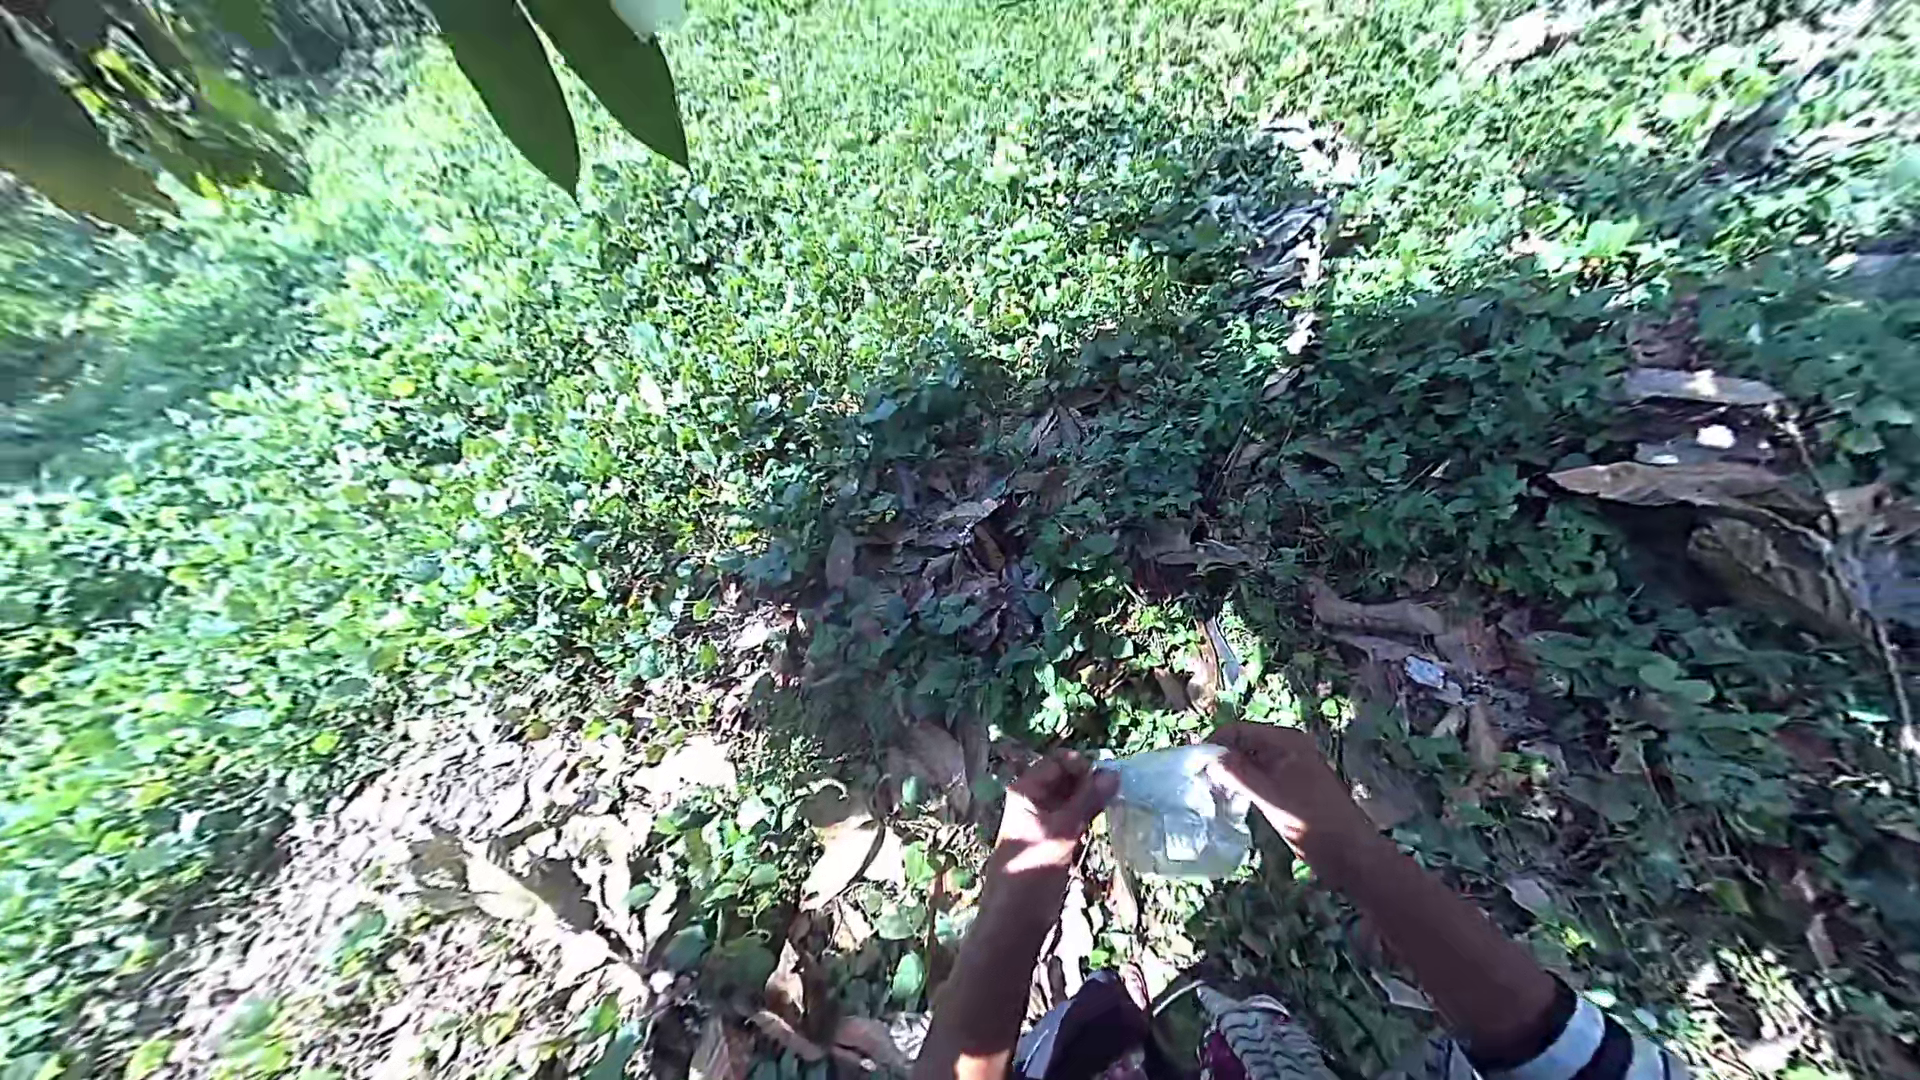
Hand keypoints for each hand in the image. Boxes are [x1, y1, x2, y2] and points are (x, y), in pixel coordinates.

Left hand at [993, 749, 1118, 873]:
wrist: (1016, 920)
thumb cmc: (1033, 869)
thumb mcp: (1062, 832)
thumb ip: (1087, 800)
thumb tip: (1113, 773)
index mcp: (1026, 790)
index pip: (1056, 763)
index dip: (1081, 764)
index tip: (1109, 773)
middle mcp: (1033, 800)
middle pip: (1064, 779)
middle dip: (1089, 780)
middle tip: (1118, 787)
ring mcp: (1044, 820)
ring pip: (1071, 798)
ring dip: (1091, 798)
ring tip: (1116, 800)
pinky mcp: (1054, 839)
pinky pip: (1073, 817)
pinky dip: (1088, 814)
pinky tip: (1106, 816)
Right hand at [1207, 722, 1372, 850]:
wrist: (1353, 858)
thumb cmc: (1312, 823)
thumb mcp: (1269, 797)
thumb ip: (1237, 773)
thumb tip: (1208, 757)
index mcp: (1286, 741)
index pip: (1238, 730)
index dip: (1214, 743)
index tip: (1195, 763)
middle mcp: (1287, 748)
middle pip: (1242, 743)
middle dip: (1221, 758)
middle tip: (1201, 779)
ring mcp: (1290, 767)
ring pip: (1248, 760)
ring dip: (1230, 772)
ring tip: (1213, 789)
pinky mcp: (1290, 786)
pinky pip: (1258, 775)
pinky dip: (1243, 783)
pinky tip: (1232, 798)